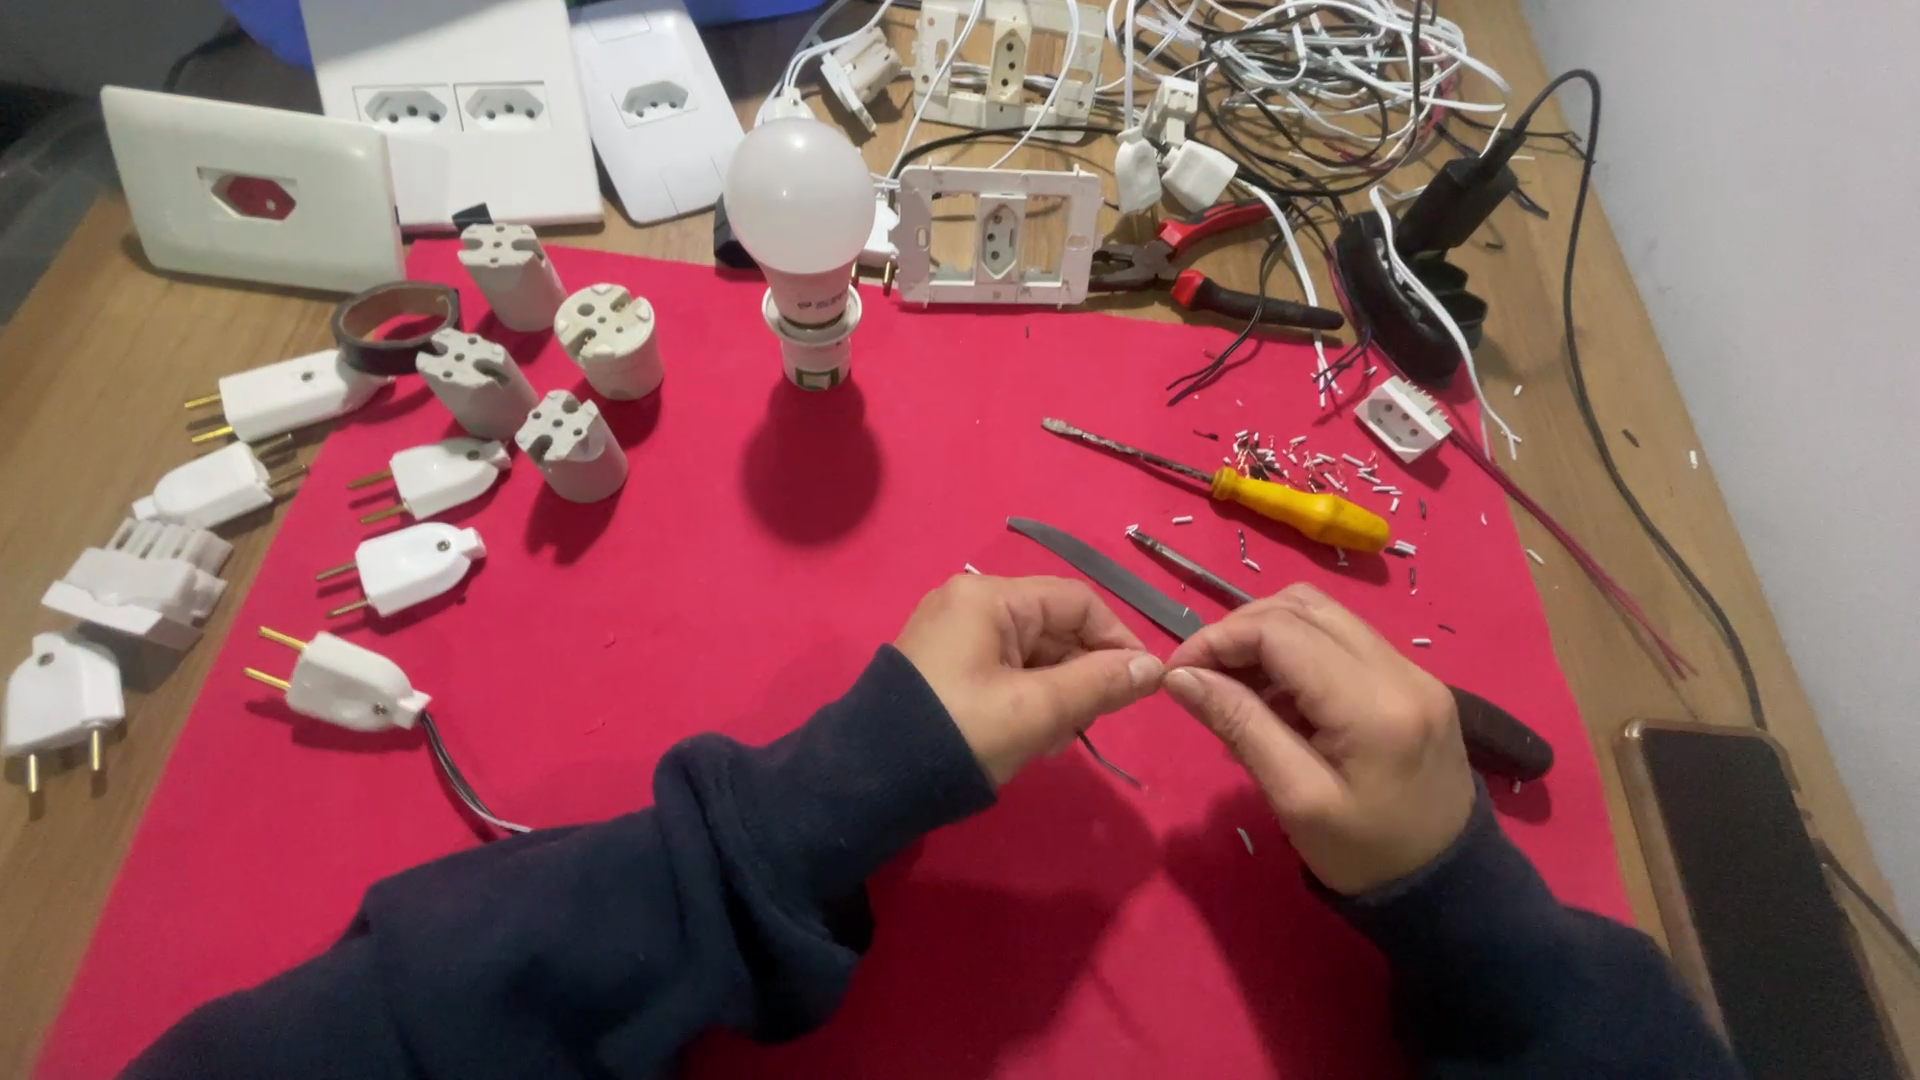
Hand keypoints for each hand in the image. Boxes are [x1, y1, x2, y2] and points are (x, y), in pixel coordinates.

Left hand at [894, 575, 1163, 785]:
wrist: (871, 782)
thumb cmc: (960, 733)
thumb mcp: (1036, 710)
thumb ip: (1099, 684)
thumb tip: (1152, 667)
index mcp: (988, 598)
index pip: (1076, 601)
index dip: (1117, 639)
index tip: (1142, 684)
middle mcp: (970, 604)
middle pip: (1053, 628)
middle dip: (1080, 676)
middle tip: (1085, 725)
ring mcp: (954, 635)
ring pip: (1032, 655)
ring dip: (1055, 696)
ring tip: (1048, 740)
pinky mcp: (946, 666)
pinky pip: (1005, 672)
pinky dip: (1026, 701)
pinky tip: (1028, 740)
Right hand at [1161, 583, 1474, 894]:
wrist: (1448, 886)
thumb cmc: (1365, 855)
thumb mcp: (1295, 798)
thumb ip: (1239, 725)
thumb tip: (1180, 676)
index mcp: (1372, 705)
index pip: (1279, 631)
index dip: (1218, 638)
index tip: (1178, 672)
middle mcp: (1399, 670)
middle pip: (1299, 606)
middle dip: (1237, 630)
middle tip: (1201, 674)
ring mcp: (1410, 669)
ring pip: (1319, 611)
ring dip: (1264, 633)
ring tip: (1234, 680)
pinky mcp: (1410, 677)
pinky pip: (1338, 636)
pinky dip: (1293, 648)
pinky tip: (1274, 691)